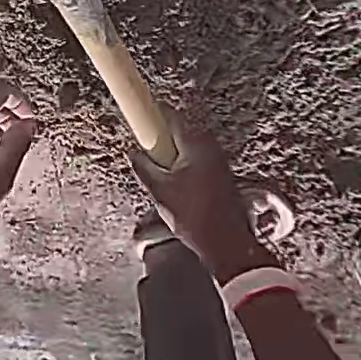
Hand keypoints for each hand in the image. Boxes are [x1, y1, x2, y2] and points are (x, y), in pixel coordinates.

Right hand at [130, 115, 276, 280]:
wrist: (228, 245)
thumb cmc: (193, 216)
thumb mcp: (160, 191)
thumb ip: (143, 167)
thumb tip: (132, 153)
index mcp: (195, 144)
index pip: (171, 115)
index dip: (152, 114)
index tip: (139, 118)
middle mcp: (210, 146)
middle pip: (180, 129)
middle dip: (162, 138)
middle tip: (147, 152)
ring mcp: (219, 160)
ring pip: (188, 145)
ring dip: (173, 153)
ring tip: (161, 174)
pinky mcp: (222, 174)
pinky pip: (197, 158)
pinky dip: (184, 164)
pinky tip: (177, 185)